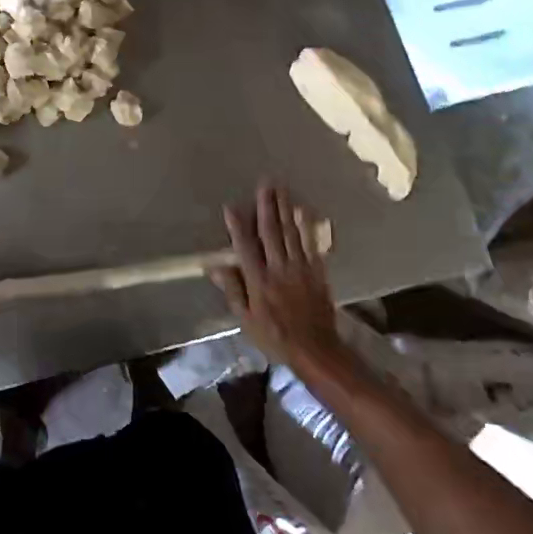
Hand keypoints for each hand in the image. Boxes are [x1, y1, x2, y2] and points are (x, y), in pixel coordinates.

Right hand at [211, 183, 341, 370]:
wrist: (316, 349)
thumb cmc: (274, 336)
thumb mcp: (245, 319)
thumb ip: (233, 289)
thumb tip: (215, 266)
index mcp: (259, 281)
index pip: (245, 247)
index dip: (237, 226)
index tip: (231, 206)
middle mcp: (279, 269)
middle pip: (271, 232)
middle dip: (266, 207)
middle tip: (265, 184)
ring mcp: (301, 268)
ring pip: (291, 233)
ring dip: (285, 209)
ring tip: (281, 190)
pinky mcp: (317, 272)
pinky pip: (311, 244)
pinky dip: (306, 226)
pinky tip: (303, 211)